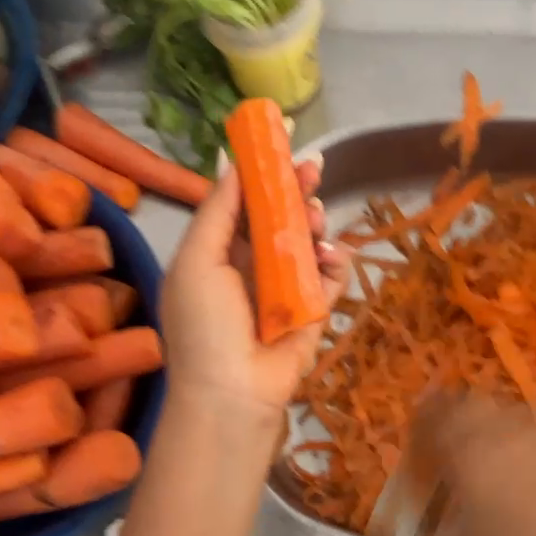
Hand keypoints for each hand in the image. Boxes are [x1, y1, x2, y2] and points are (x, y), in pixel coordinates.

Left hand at [160, 155, 351, 414]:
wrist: (232, 394)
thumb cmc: (204, 325)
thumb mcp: (198, 259)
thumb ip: (218, 210)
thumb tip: (230, 159)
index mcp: (218, 254)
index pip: (243, 205)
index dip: (261, 175)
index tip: (280, 142)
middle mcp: (252, 268)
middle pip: (281, 218)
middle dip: (296, 190)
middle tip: (314, 167)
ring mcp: (286, 290)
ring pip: (309, 242)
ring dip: (315, 223)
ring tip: (316, 217)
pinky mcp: (314, 311)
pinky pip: (331, 277)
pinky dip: (337, 262)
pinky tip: (332, 255)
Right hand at [404, 395, 535, 535]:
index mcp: (465, 450)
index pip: (436, 418)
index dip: (423, 418)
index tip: (416, 425)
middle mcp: (498, 431)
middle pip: (471, 404)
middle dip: (455, 413)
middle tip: (448, 432)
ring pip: (505, 412)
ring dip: (490, 421)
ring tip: (485, 445)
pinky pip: (535, 431)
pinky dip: (522, 440)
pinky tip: (527, 466)